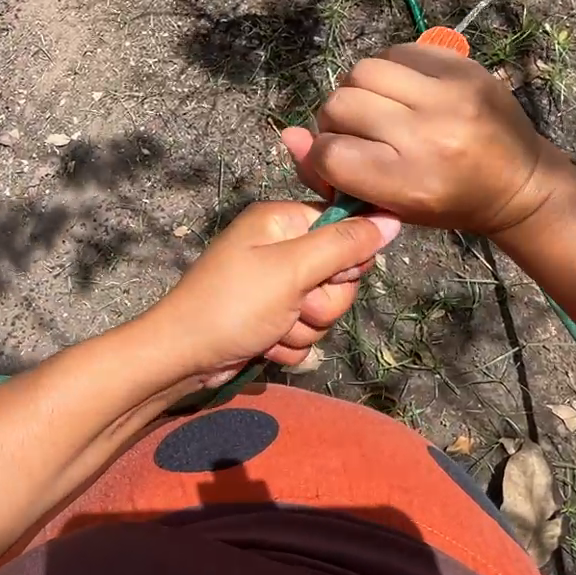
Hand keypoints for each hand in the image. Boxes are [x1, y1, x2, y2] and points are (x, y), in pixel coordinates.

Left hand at [133, 201, 399, 384]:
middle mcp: (277, 249)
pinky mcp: (268, 319)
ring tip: (270, 328)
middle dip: (320, 302)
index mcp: (279, 222)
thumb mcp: (292, 270)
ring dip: (302, 329)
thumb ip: (343, 245)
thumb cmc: (234, 304)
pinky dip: (286, 345)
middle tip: (292, 306)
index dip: (343, 259)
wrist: (184, 357)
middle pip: (337, 276)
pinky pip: (302, 333)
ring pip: (322, 310)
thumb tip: (391, 217)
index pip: (342, 228)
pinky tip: (262, 345)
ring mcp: (272, 287)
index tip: (327, 276)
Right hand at [281, 43, 573, 235]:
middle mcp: (428, 134)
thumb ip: (330, 173)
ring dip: (360, 89)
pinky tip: (402, 90)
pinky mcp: (463, 68)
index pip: (329, 152)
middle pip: (339, 104)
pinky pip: (396, 51)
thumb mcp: (384, 204)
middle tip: (359, 132)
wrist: (520, 183)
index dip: (322, 155)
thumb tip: (289, 133)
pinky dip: (388, 69)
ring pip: (362, 71)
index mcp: (409, 181)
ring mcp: (449, 95)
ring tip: (379, 107)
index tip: (339, 161)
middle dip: (338, 119)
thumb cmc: (444, 203)